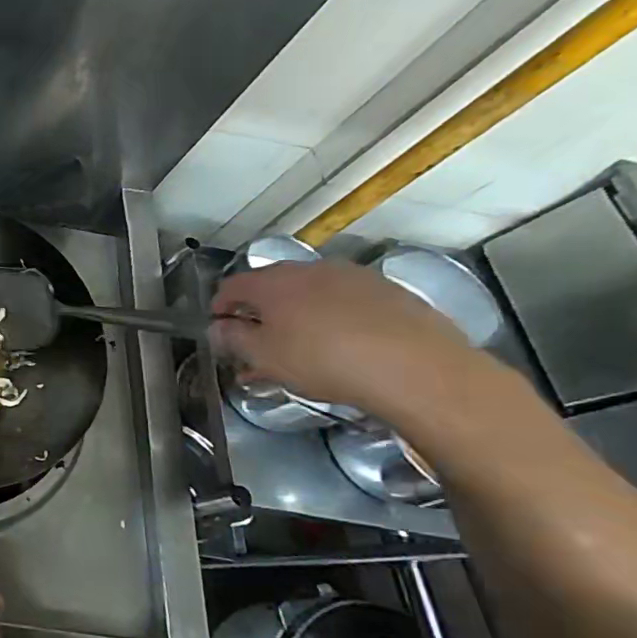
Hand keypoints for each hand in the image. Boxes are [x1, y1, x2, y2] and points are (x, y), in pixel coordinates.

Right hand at [211, 260, 488, 419]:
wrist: (417, 368)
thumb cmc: (325, 360)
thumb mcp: (266, 358)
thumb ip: (234, 340)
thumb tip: (218, 328)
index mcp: (274, 282)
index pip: (232, 285)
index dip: (220, 305)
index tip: (218, 326)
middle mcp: (311, 269)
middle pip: (273, 285)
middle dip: (260, 311)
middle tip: (258, 341)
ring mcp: (354, 276)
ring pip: (312, 292)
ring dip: (298, 314)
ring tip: (301, 346)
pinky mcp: (390, 291)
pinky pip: (347, 301)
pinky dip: (334, 317)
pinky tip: (342, 345)